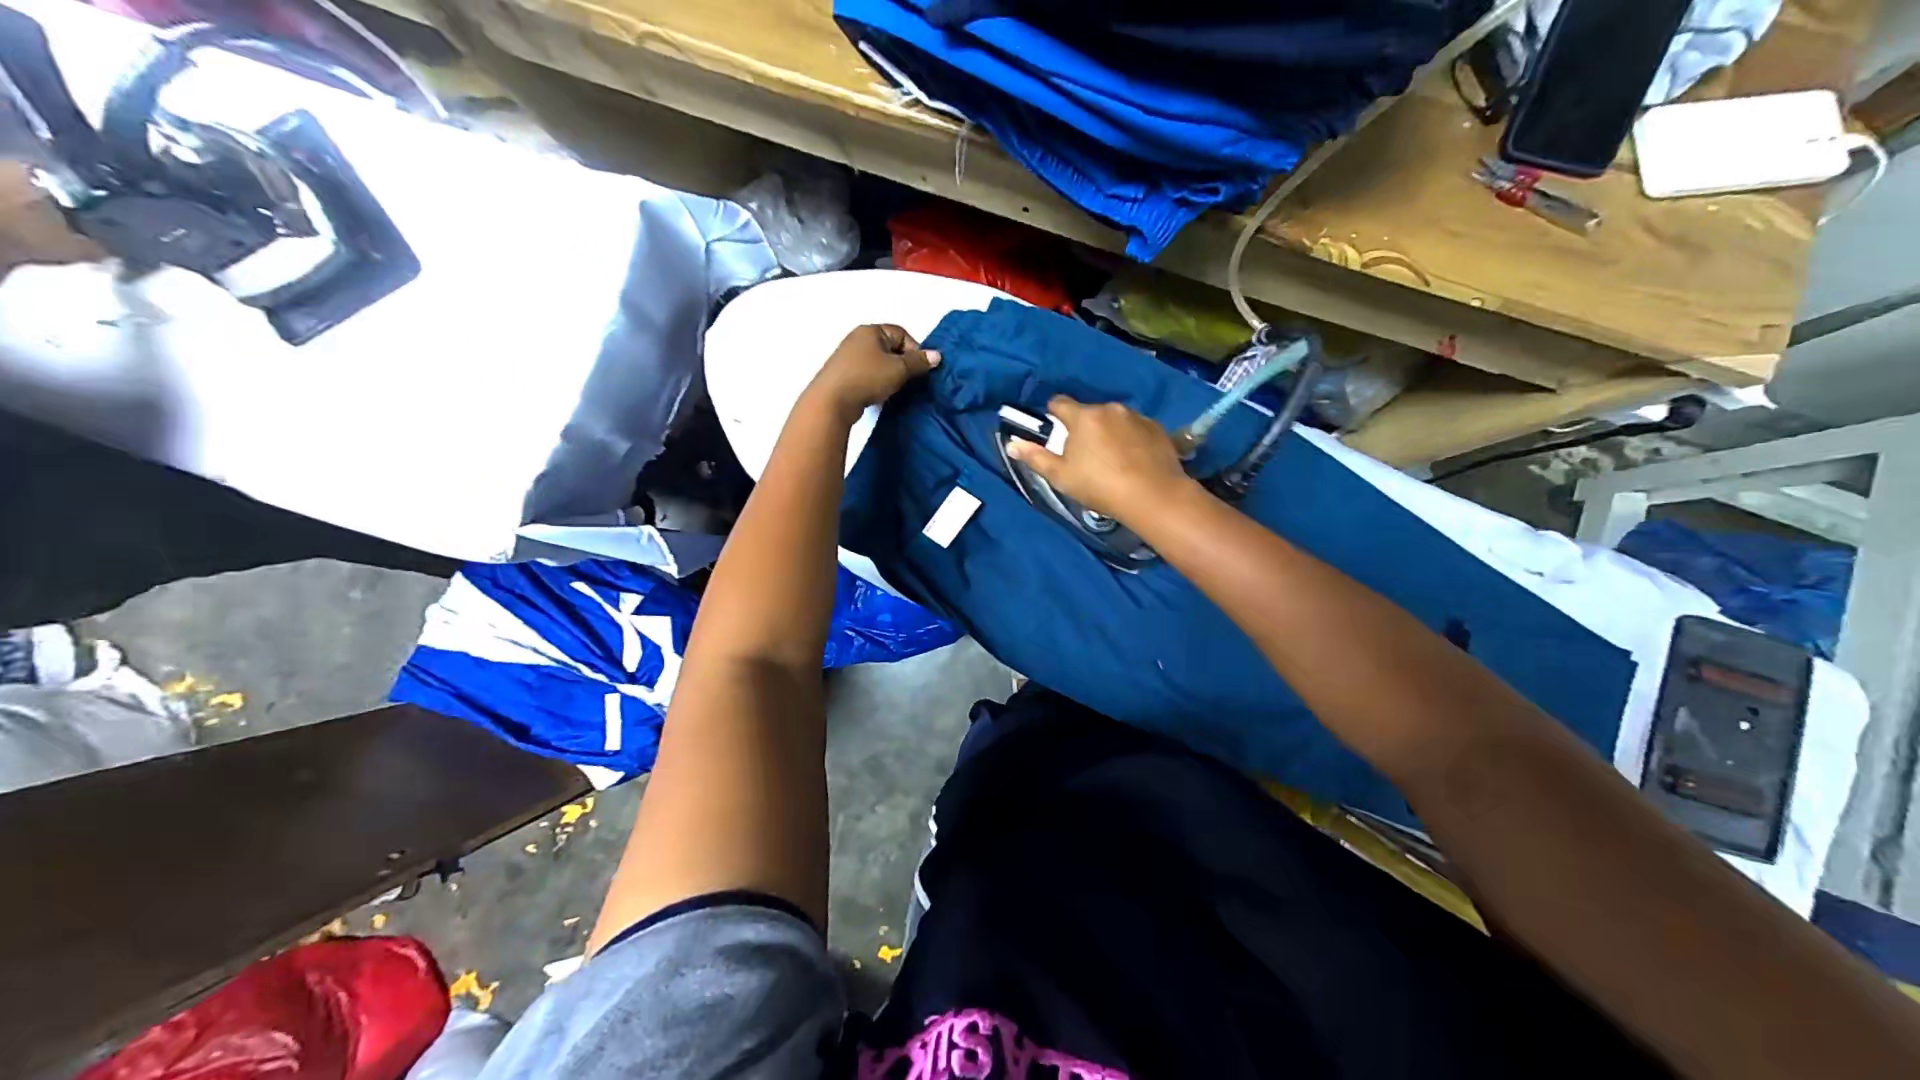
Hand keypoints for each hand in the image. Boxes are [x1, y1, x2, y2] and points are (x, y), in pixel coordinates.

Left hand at [807, 324, 940, 413]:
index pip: (902, 334)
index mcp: (871, 330)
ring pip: (879, 362)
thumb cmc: (867, 377)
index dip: (915, 350)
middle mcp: (858, 339)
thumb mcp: (899, 369)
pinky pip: (868, 374)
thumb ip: (919, 362)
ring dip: (890, 374)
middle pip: (890, 348)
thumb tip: (937, 355)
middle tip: (910, 381)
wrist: (832, 400)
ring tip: (895, 389)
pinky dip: (877, 381)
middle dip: (903, 363)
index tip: (920, 369)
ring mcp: (848, 357)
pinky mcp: (843, 374)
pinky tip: (880, 394)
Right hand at [1006, 396, 1195, 521]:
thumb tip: (1012, 444)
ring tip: (1112, 460)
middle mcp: (1110, 408)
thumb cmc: (1100, 486)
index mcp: (1083, 416)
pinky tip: (1134, 461)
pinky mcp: (1157, 428)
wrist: (1153, 495)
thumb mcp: (1061, 476)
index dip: (1053, 414)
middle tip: (1084, 456)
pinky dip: (1131, 439)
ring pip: (1114, 419)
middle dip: (1084, 428)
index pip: (1059, 402)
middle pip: (1088, 413)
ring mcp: (1136, 416)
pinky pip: (1136, 428)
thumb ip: (1035, 457)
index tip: (1055, 431)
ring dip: (1109, 432)